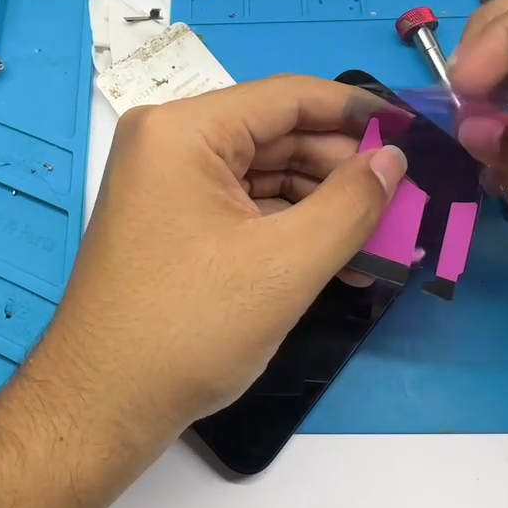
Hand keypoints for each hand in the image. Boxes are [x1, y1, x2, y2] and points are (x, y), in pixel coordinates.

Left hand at [31, 76, 405, 437]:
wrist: (98, 409)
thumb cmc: (188, 328)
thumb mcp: (283, 266)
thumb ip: (350, 205)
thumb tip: (393, 158)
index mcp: (184, 129)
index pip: (285, 98)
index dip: (353, 111)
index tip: (409, 128)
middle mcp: (170, 140)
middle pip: (275, 135)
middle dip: (341, 168)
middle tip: (404, 196)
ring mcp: (167, 180)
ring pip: (264, 171)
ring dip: (321, 202)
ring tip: (381, 235)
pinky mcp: (172, 217)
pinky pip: (243, 202)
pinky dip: (289, 224)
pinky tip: (337, 254)